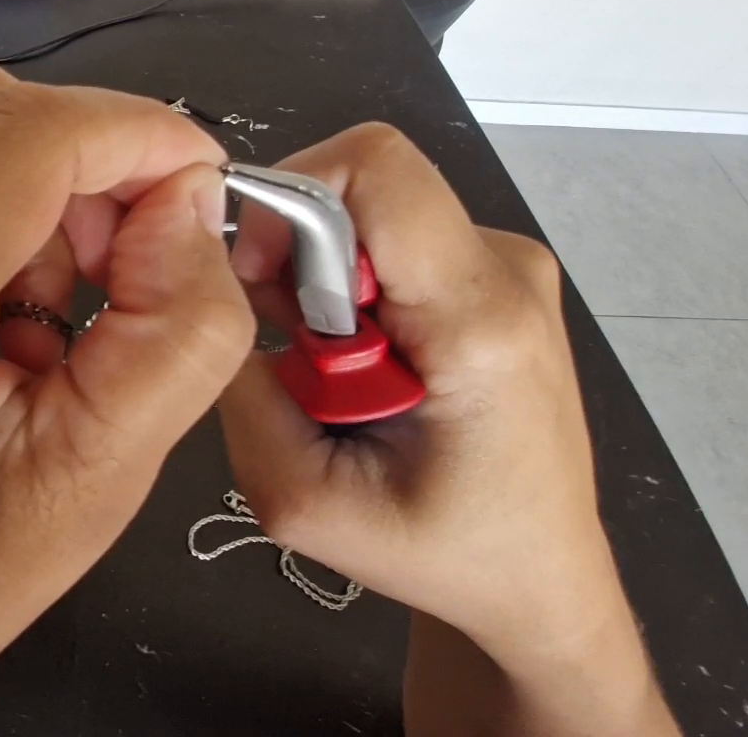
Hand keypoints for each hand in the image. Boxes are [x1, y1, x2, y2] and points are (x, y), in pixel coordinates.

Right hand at [218, 123, 675, 735]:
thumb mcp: (295, 494)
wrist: (537, 580)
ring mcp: (505, 266)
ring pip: (359, 214)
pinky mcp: (489, 274)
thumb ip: (238, 382)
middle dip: (289, 252)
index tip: (255, 277)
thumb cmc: (433, 551)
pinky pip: (379, 235)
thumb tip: (211, 291)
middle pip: (355, 188)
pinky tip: (350, 355)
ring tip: (321, 363)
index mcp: (477, 321)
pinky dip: (336, 283)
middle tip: (285, 340)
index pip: (374, 168)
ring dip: (308, 277)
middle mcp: (505, 269)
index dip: (285, 199)